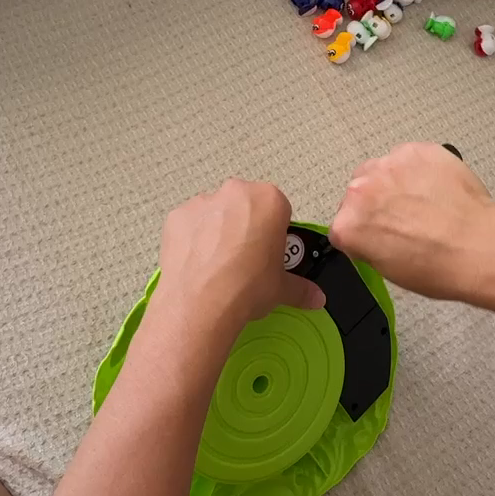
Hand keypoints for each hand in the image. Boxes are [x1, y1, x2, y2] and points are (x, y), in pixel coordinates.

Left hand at [151, 180, 323, 336]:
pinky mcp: (177, 215)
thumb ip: (301, 288)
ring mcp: (203, 201)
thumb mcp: (281, 288)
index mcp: (270, 200)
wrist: (200, 303)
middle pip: (246, 205)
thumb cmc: (248, 287)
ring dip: (218, 230)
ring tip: (216, 265)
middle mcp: (236, 191)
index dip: (275, 232)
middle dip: (246, 225)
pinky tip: (195, 264)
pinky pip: (190, 224)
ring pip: (216, 212)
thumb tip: (317, 298)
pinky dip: (193, 239)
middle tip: (245, 258)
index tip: (269, 252)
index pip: (279, 210)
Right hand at [329, 143, 494, 305]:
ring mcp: (388, 165)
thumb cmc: (440, 266)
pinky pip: (410, 158)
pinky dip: (420, 169)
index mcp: (348, 225)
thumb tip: (372, 234)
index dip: (363, 232)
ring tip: (425, 202)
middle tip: (405, 219)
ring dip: (396, 182)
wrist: (479, 246)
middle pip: (359, 192)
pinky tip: (438, 189)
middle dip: (377, 203)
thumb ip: (368, 244)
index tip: (378, 236)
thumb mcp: (388, 271)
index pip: (343, 225)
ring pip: (383, 171)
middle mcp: (361, 190)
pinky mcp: (416, 150)